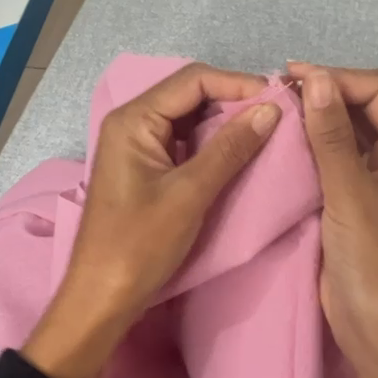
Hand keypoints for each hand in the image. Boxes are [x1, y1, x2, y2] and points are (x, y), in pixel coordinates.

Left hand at [23, 63, 279, 377]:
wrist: (100, 298)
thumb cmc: (139, 245)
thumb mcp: (190, 194)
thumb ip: (230, 148)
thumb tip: (270, 110)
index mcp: (133, 119)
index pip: (192, 79)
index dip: (237, 83)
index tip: (277, 99)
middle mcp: (131, 122)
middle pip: (189, 92)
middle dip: (233, 98)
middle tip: (277, 114)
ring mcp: (136, 145)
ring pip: (188, 116)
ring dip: (224, 120)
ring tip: (265, 129)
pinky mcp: (144, 167)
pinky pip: (182, 140)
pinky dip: (211, 141)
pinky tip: (239, 151)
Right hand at [290, 62, 377, 377]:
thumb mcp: (352, 200)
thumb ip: (332, 140)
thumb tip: (316, 78)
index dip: (338, 77)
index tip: (291, 79)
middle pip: (363, 107)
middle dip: (324, 92)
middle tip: (274, 93)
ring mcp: (372, 185)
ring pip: (344, 133)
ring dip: (313, 119)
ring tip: (271, 114)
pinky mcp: (349, 206)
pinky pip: (330, 162)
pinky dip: (307, 149)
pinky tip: (277, 148)